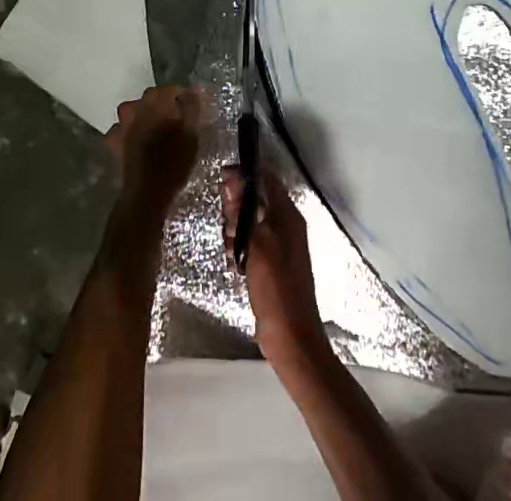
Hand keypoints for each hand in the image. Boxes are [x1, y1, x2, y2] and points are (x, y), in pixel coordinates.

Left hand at [106, 86, 201, 217]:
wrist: (147, 193)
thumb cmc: (174, 163)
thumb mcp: (191, 135)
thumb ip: (191, 108)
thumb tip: (192, 90)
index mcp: (155, 104)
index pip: (169, 90)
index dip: (181, 97)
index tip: (189, 110)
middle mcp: (134, 109)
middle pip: (150, 99)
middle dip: (162, 105)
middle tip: (175, 121)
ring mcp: (120, 124)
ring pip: (134, 112)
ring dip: (145, 117)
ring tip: (157, 132)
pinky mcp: (113, 141)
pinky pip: (123, 129)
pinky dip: (131, 132)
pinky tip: (139, 142)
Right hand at [224, 166, 327, 368]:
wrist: (290, 334)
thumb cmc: (275, 286)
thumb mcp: (257, 244)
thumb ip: (245, 210)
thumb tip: (233, 178)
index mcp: (288, 216)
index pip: (267, 179)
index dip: (244, 175)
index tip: (220, 179)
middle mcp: (285, 225)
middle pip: (255, 201)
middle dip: (236, 212)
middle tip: (230, 232)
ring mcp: (278, 245)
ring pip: (248, 224)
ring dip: (235, 234)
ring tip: (233, 254)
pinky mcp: (270, 264)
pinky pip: (249, 244)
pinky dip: (239, 251)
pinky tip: (235, 266)